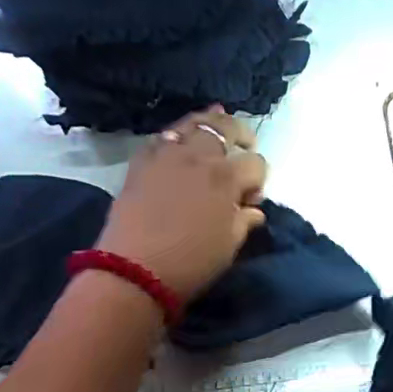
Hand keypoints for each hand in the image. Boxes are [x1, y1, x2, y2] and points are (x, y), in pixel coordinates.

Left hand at [96, 106, 266, 301]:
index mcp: (226, 177)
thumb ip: (244, 221)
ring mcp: (166, 156)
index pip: (256, 163)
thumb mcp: (229, 246)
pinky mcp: (140, 164)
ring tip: (216, 120)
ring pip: (190, 124)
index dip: (259, 180)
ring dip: (207, 122)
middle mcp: (198, 157)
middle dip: (240, 132)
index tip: (251, 199)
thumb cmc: (191, 262)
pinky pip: (161, 139)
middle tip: (245, 142)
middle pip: (224, 127)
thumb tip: (252, 209)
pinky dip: (175, 136)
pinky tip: (179, 141)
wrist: (133, 271)